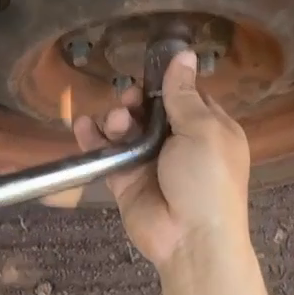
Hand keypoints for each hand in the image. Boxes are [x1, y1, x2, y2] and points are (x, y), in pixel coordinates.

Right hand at [73, 49, 251, 270]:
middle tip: (130, 102)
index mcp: (209, 129)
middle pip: (150, 110)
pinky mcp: (126, 182)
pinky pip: (107, 155)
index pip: (186, 96)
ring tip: (116, 122)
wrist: (191, 239)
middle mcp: (179, 145)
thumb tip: (184, 55)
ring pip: (126, 130)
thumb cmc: (208, 181)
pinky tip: (84, 126)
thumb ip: (184, 94)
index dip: (167, 83)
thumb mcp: (203, 129)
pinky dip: (93, 140)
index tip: (150, 72)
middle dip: (137, 101)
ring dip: (116, 119)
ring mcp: (150, 164)